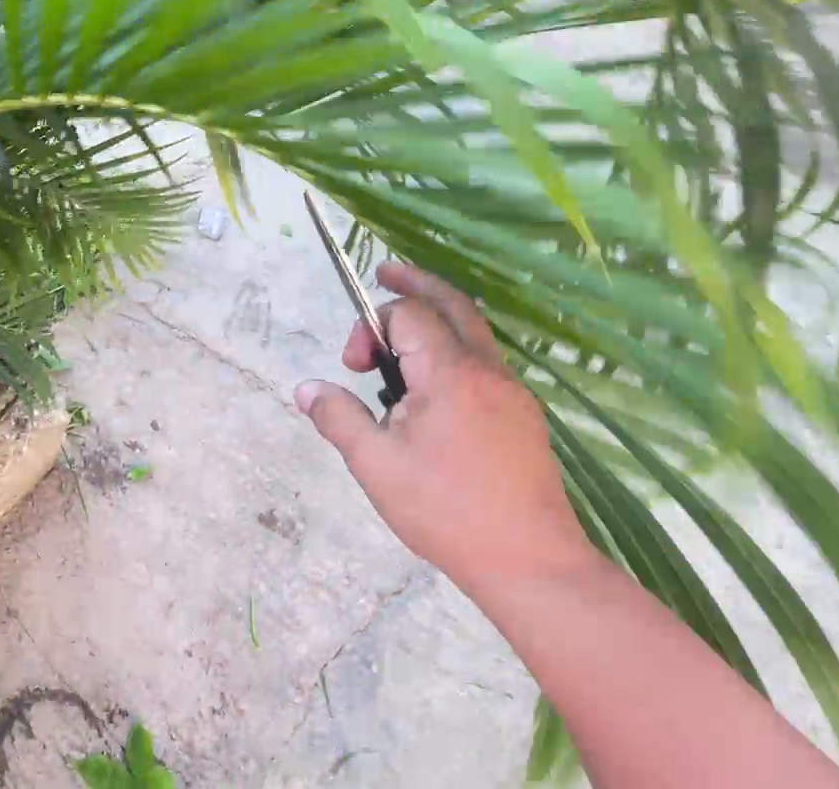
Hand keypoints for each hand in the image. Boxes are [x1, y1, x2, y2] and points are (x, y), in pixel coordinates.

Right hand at [294, 262, 596, 590]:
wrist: (531, 564)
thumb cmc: (445, 509)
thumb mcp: (373, 463)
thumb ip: (337, 416)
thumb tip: (307, 389)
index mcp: (450, 374)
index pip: (408, 315)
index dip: (370, 327)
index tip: (351, 367)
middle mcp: (487, 373)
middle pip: (453, 306)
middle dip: (414, 284)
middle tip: (383, 273)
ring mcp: (511, 395)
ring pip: (471, 335)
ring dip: (431, 325)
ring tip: (393, 350)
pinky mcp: (521, 419)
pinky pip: (481, 366)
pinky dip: (448, 355)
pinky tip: (425, 395)